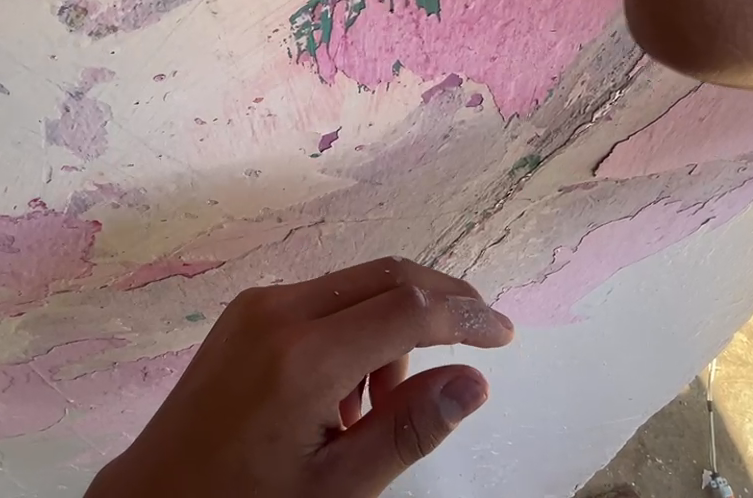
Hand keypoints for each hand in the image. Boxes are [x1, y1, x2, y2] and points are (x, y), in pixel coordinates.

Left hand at [87, 257, 514, 497]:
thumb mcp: (336, 490)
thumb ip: (407, 430)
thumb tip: (473, 380)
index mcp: (303, 357)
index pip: (406, 310)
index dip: (463, 317)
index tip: (503, 334)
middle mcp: (280, 308)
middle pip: (386, 276)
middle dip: (439, 301)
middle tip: (478, 337)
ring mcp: (260, 302)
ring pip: (357, 285)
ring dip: (392, 323)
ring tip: (379, 404)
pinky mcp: (248, 307)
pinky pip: (324, 298)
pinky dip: (355, 327)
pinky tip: (344, 388)